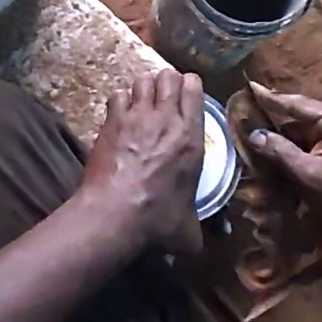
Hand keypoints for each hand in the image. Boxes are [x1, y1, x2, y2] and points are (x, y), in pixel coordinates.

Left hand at [80, 69, 205, 256]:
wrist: (116, 213)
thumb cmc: (158, 218)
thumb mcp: (188, 228)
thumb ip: (200, 231)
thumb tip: (209, 244)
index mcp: (191, 137)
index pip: (194, 89)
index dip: (190, 85)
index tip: (187, 92)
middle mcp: (166, 119)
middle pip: (168, 77)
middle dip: (167, 82)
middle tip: (164, 96)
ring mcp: (137, 117)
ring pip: (143, 81)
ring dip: (144, 88)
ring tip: (142, 101)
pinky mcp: (112, 122)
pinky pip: (118, 95)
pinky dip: (120, 101)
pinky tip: (120, 114)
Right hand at [245, 83, 321, 247]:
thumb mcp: (310, 176)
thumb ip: (281, 152)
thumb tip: (254, 134)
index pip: (298, 104)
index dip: (270, 98)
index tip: (249, 86)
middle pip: (298, 119)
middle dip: (272, 128)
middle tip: (243, 126)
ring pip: (300, 134)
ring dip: (280, 144)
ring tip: (252, 146)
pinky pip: (308, 146)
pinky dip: (292, 154)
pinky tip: (272, 161)